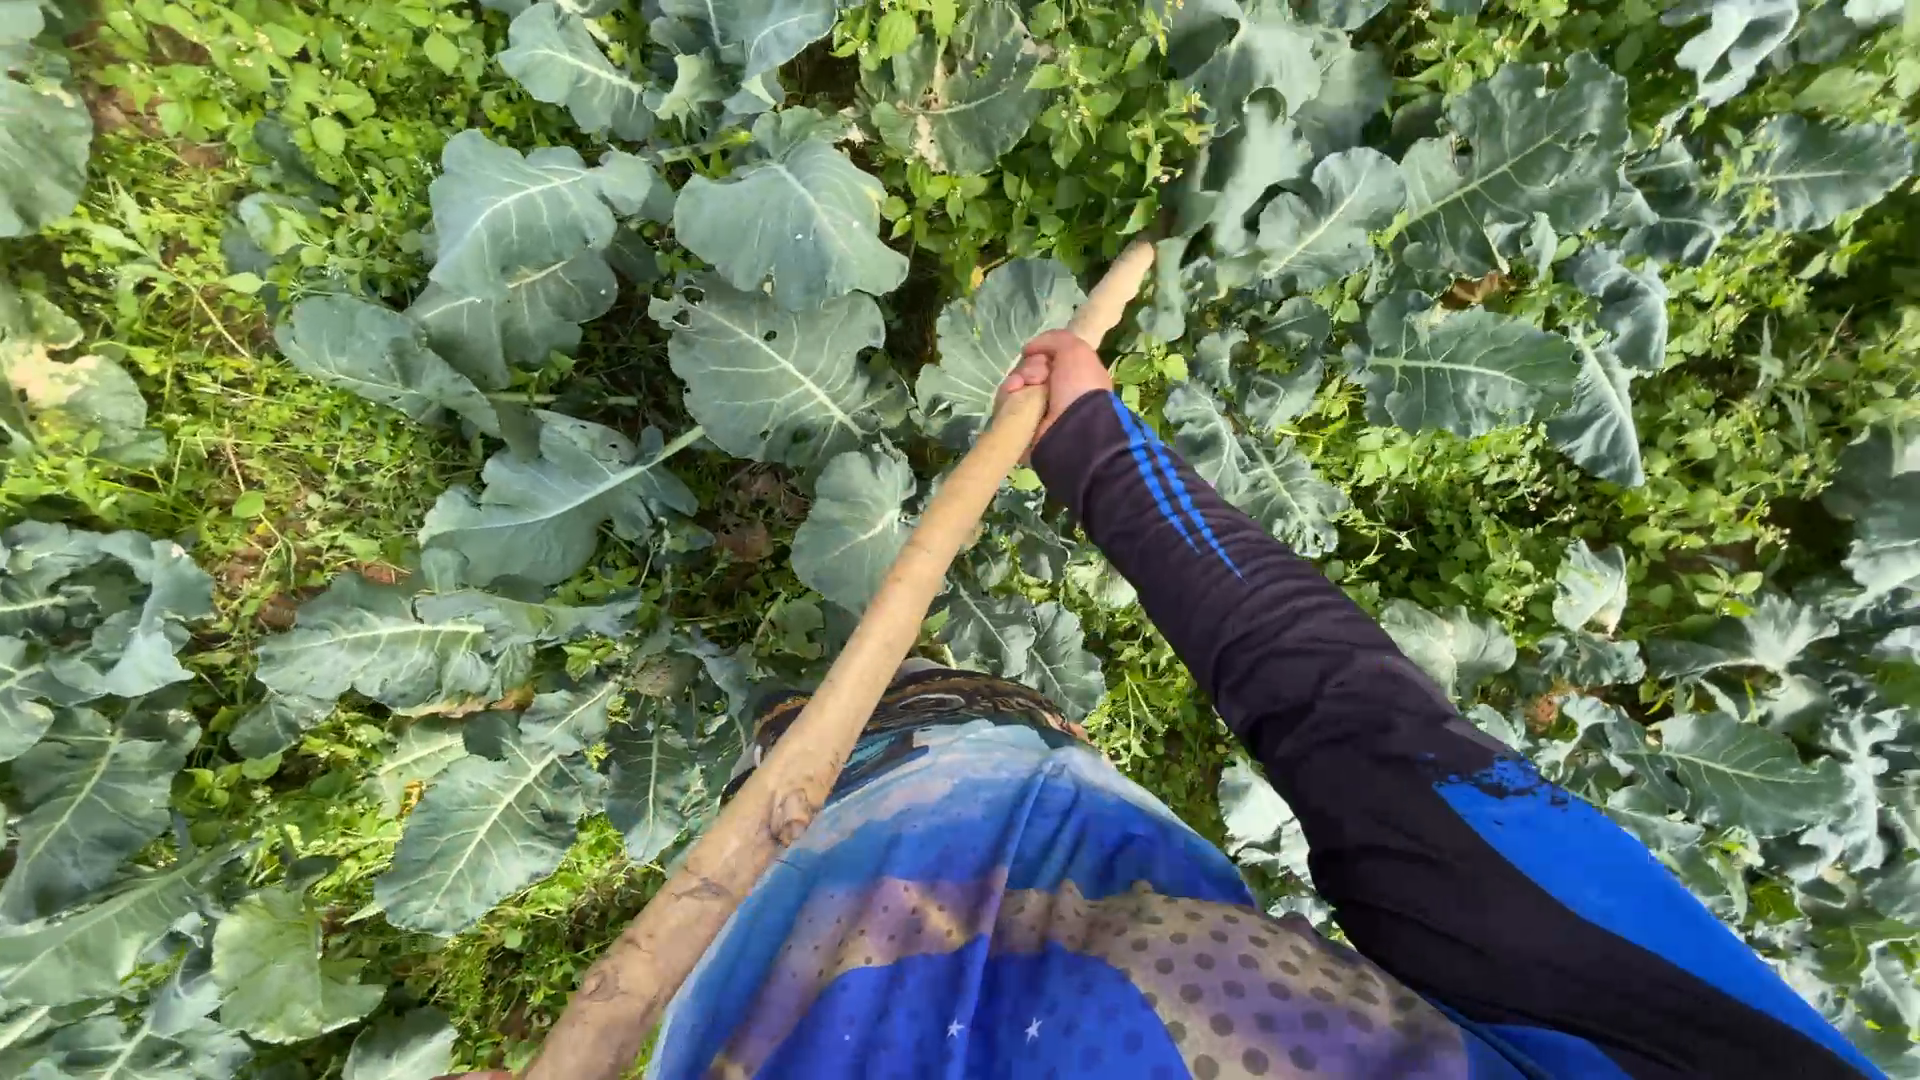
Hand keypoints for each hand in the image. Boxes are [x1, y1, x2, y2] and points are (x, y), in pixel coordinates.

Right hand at [994, 329, 1113, 449]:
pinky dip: (1008, 395)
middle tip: (1038, 378)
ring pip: (1015, 385)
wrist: (1073, 427)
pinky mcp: (1020, 425)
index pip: (1045, 359)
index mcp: (1070, 378)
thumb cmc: (1079, 386)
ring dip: (1018, 379)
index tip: (1046, 359)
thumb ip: (1055, 339)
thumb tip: (1028, 349)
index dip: (1042, 354)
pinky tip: (1014, 393)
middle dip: (1030, 369)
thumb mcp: (1076, 350)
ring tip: (1024, 386)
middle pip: (1028, 370)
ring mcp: (1036, 411)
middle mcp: (1054, 394)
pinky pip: (1006, 402)